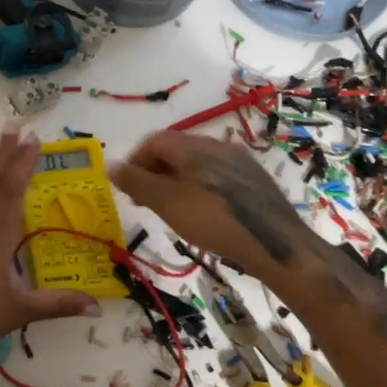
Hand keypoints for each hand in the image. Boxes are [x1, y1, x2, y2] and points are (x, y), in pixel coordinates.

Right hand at [109, 130, 320, 283]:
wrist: (276, 245)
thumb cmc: (213, 221)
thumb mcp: (166, 203)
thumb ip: (136, 182)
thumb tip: (110, 165)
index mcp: (193, 147)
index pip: (153, 141)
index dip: (134, 161)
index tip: (127, 188)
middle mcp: (217, 145)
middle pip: (175, 150)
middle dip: (153, 172)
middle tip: (144, 200)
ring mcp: (239, 161)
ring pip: (196, 163)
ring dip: (175, 180)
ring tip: (170, 207)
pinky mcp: (255, 179)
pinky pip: (216, 174)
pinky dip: (198, 186)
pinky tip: (201, 211)